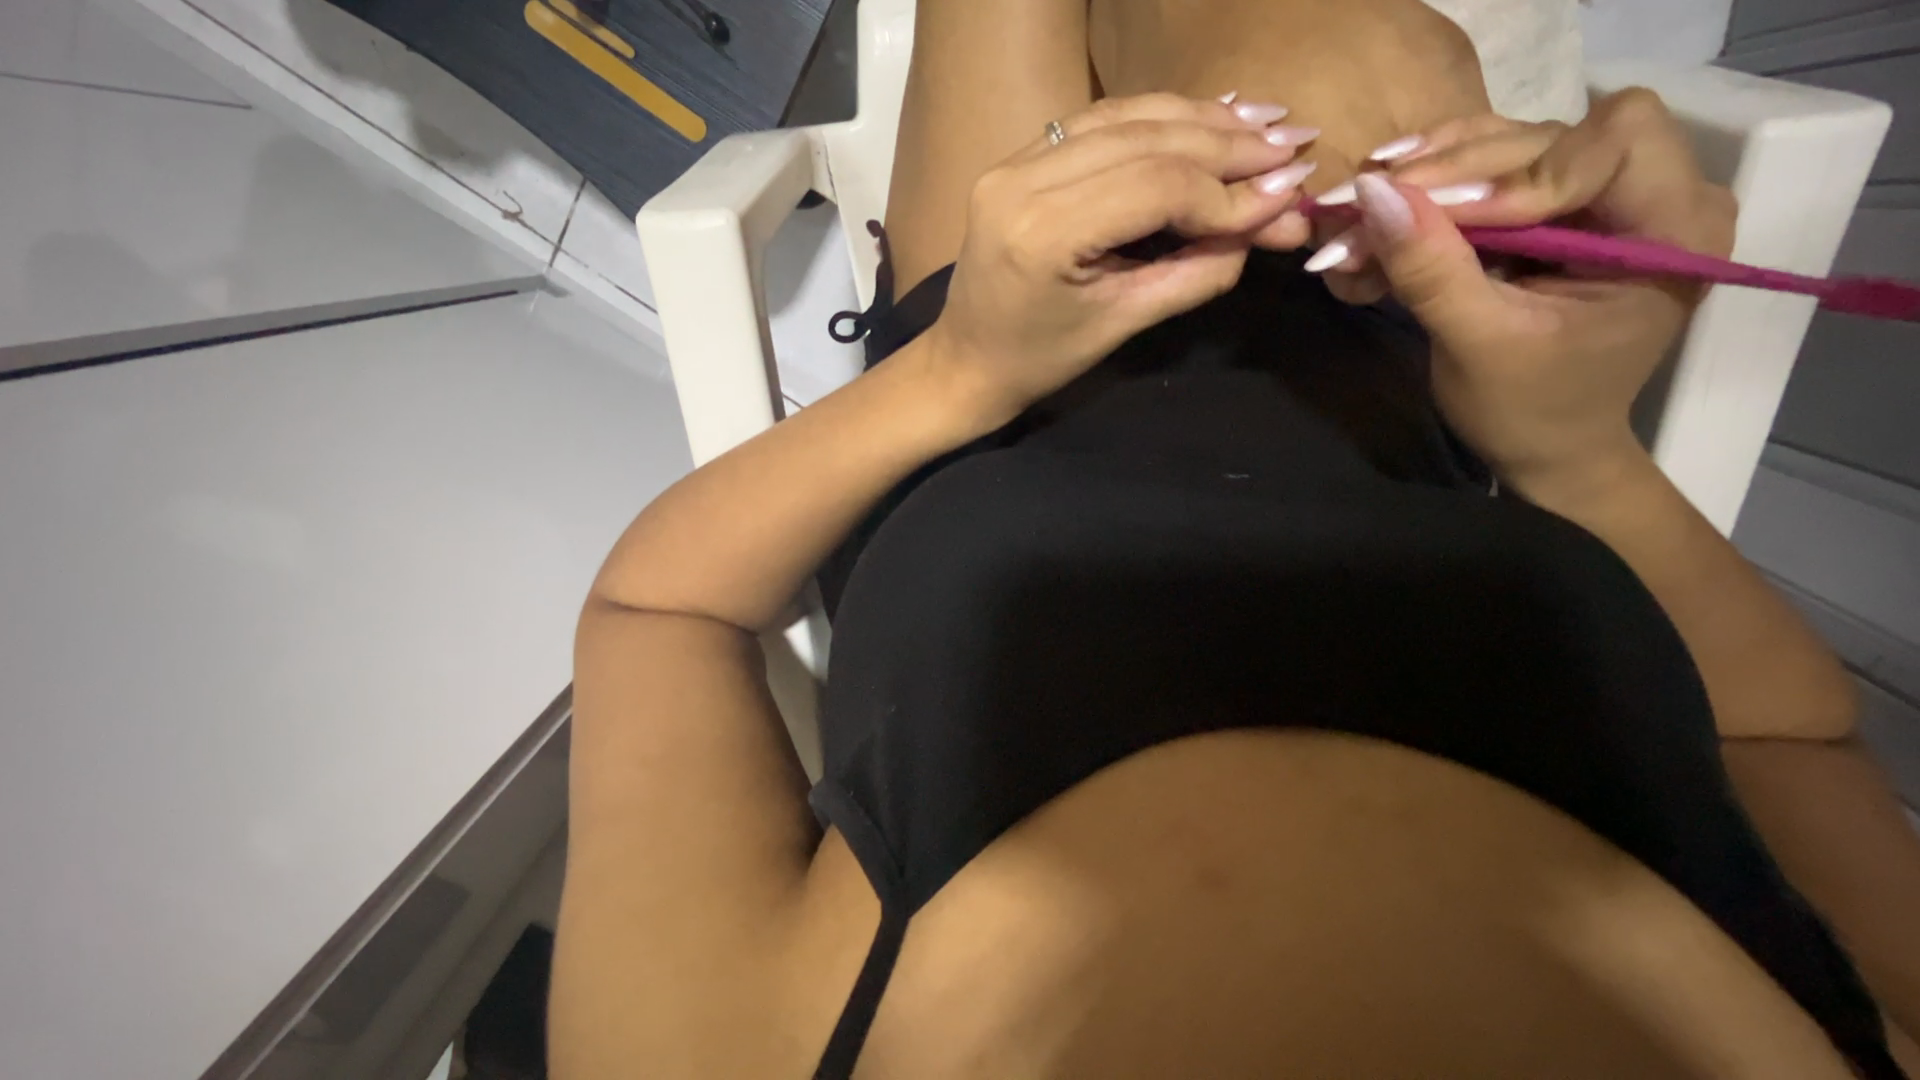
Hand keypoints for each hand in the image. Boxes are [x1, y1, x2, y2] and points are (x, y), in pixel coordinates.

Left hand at [922, 93, 1316, 426]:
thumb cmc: (1041, 360)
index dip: (1226, 192)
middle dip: (1225, 145)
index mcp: (1043, 232)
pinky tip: (1202, 121)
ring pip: (1125, 118)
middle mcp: (1021, 181)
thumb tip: (1274, 219)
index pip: (1156, 186)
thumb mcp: (1123, 323)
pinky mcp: (1016, 159)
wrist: (967, 361)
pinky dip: (1155, 121)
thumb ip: (1198, 271)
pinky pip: (1098, 123)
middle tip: (1291, 150)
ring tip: (1260, 128)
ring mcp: (1012, 162)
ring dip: (1197, 120)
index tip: (1284, 201)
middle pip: (1145, 140)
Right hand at [1338, 88, 1737, 496]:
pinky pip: (1501, 169)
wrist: (1543, 445)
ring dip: (1441, 169)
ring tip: (1373, 195)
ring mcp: (1605, 196)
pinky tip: (1395, 196)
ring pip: (1519, 142)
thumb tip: (1372, 192)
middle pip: (1553, 134)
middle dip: (1462, 168)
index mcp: (1671, 228)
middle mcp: (1654, 193)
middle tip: (1377, 196)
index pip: (1604, 145)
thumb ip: (1431, 268)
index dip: (1518, 174)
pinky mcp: (1561, 206)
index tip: (1437, 215)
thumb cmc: (1527, 409)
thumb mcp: (1476, 344)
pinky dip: (1443, 182)